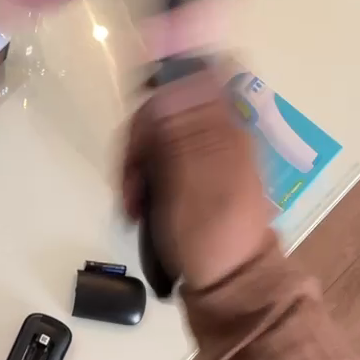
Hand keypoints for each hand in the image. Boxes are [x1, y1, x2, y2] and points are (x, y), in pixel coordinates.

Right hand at [120, 67, 274, 290]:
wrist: (228, 287)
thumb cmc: (210, 238)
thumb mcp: (193, 181)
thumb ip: (184, 128)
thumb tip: (176, 77)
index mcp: (225, 128)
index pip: (198, 73)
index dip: (169, 74)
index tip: (139, 101)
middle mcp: (217, 135)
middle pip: (167, 106)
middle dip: (139, 136)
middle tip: (130, 174)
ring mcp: (204, 159)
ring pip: (157, 136)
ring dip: (136, 164)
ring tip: (133, 202)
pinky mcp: (191, 181)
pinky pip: (159, 163)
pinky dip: (142, 180)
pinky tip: (138, 206)